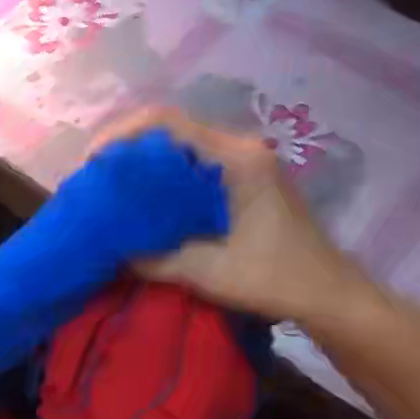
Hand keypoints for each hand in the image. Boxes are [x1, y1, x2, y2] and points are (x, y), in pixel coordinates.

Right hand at [88, 106, 372, 323]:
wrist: (327, 294)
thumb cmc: (273, 278)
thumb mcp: (206, 271)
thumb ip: (154, 257)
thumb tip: (109, 248)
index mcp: (236, 158)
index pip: (167, 124)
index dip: (122, 136)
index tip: (91, 163)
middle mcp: (241, 149)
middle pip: (171, 132)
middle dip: (127, 152)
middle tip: (94, 181)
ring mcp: (246, 163)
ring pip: (181, 150)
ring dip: (144, 167)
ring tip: (111, 192)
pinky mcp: (245, 181)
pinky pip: (194, 168)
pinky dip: (164, 181)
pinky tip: (144, 205)